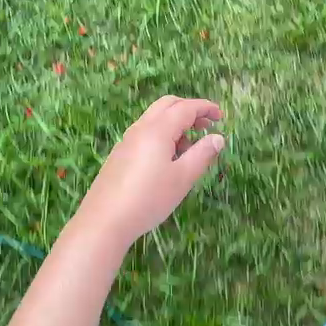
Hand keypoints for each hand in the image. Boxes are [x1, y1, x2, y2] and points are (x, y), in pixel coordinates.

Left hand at [74, 95, 224, 249]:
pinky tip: (167, 160)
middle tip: (206, 125)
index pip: (186, 108)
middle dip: (189, 110)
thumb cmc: (149, 198)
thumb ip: (202, 154)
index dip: (205, 108)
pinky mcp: (120, 153)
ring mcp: (127, 140)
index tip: (221, 116)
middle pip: (167, 105)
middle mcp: (141, 128)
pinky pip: (145, 132)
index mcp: (158, 129)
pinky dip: (162, 134)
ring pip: (155, 118)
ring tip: (189, 149)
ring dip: (175, 123)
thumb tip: (218, 137)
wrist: (105, 220)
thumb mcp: (183, 178)